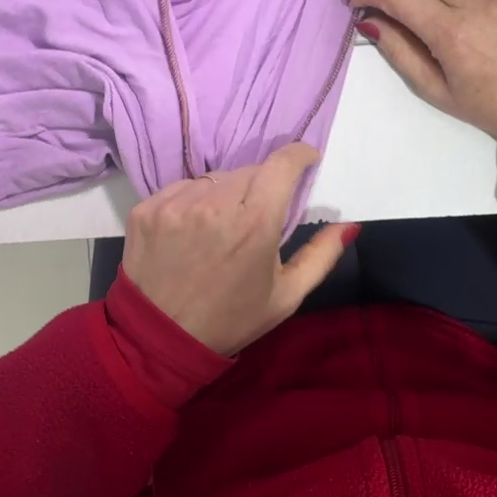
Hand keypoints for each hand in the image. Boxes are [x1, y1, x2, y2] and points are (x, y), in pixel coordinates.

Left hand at [123, 143, 355, 355]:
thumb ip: (321, 255)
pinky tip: (193, 229)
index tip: (306, 160)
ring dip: (226, 192)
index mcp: (255, 223)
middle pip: (250, 171)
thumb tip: (349, 225)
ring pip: (214, 178)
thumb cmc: (231, 319)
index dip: (299, 155)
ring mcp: (176, 205)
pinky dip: (193, 200)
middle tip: (260, 213)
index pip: (282, 164)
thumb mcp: (286, 296)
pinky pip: (181, 188)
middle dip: (263, 184)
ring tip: (223, 225)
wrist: (158, 341)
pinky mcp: (147, 209)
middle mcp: (214, 204)